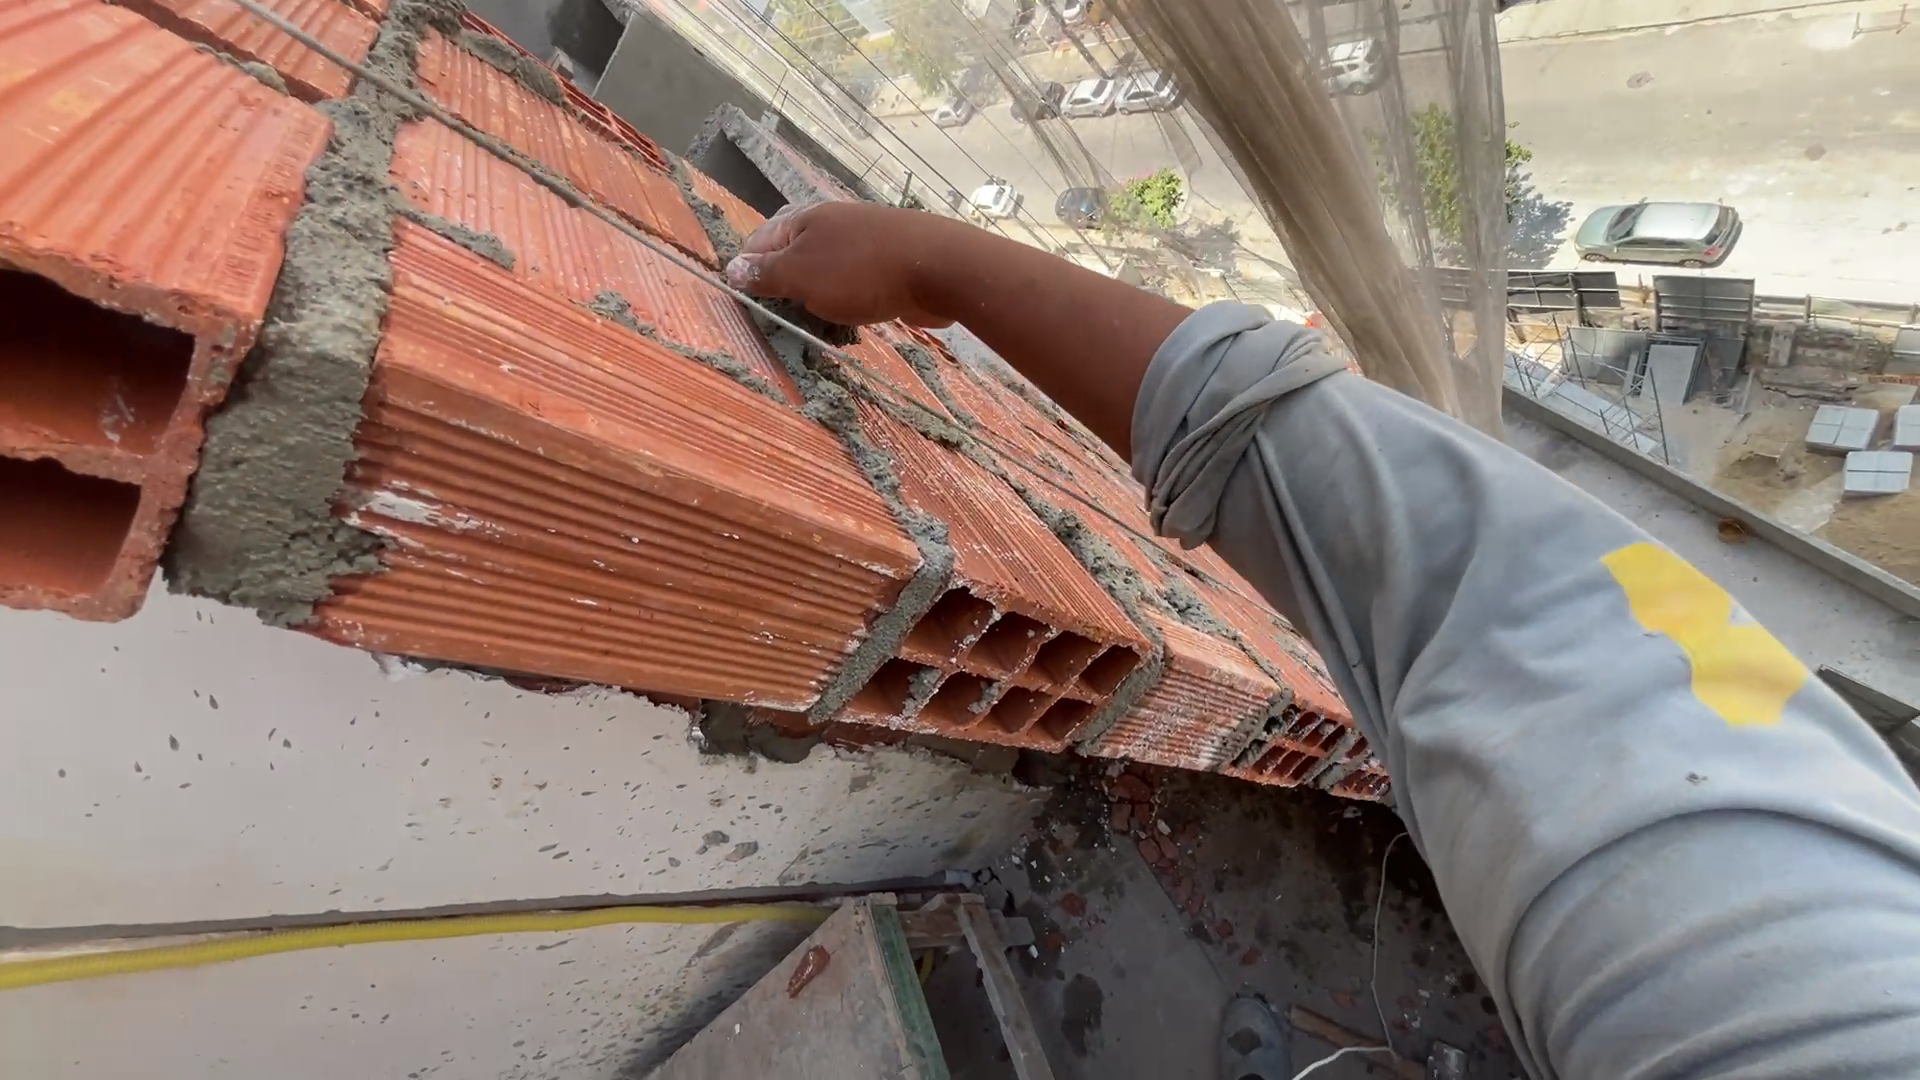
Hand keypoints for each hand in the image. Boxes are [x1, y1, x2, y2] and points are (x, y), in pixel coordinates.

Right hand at [724, 202, 956, 327]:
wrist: (934, 268)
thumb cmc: (860, 271)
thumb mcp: (802, 275)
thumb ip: (767, 275)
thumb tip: (730, 269)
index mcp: (801, 221)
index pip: (757, 244)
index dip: (748, 275)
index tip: (749, 308)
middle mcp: (829, 226)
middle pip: (792, 259)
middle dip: (785, 290)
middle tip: (783, 322)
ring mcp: (860, 244)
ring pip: (824, 275)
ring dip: (817, 302)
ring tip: (816, 327)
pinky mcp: (886, 266)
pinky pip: (854, 287)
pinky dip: (847, 304)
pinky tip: (849, 323)